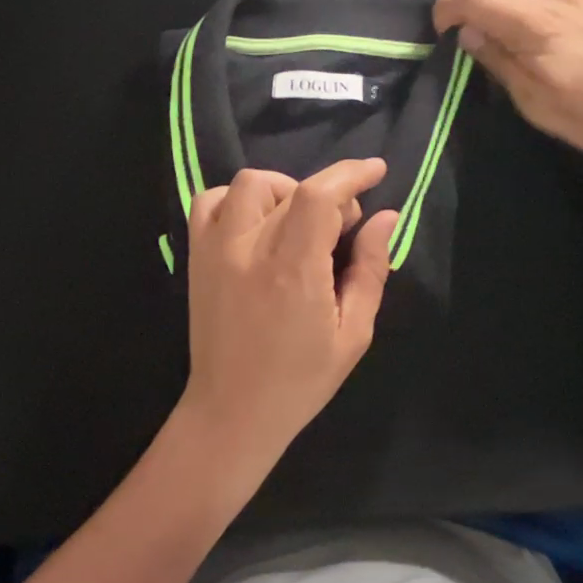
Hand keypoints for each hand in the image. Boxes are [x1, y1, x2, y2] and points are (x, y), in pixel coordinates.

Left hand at [180, 159, 398, 461]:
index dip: (351, 174)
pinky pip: (210, 201)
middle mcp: (249, 250)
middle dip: (329, 196)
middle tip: (342, 231)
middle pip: (292, 188)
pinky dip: (237, 199)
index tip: (376, 171)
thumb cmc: (300, 381)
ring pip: (249, 184)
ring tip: (300, 224)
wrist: (232, 411)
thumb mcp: (352, 334)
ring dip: (284, 191)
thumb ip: (371, 270)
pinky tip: (258, 225)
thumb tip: (386, 217)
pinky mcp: (196, 256)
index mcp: (293, 271)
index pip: (319, 195)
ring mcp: (215, 250)